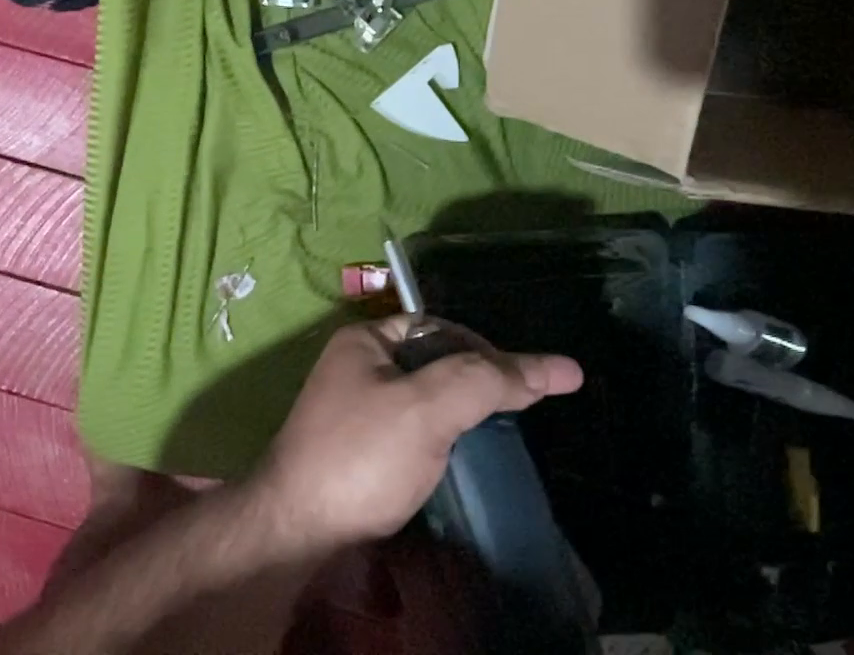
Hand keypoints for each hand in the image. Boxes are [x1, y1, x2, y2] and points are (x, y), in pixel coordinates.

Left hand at [247, 315, 582, 554]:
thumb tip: (555, 367)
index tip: (521, 383)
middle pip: (432, 360)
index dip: (482, 348)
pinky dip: (442, 437)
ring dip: (460, 411)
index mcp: (364, 341)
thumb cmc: (361, 457)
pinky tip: (462, 457)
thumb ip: (483, 381)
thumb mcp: (426, 409)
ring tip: (498, 433)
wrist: (298, 526)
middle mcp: (356, 366)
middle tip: (516, 409)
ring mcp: (355, 408)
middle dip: (474, 379)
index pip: (437, 326)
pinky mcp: (359, 448)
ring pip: (423, 397)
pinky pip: (411, 429)